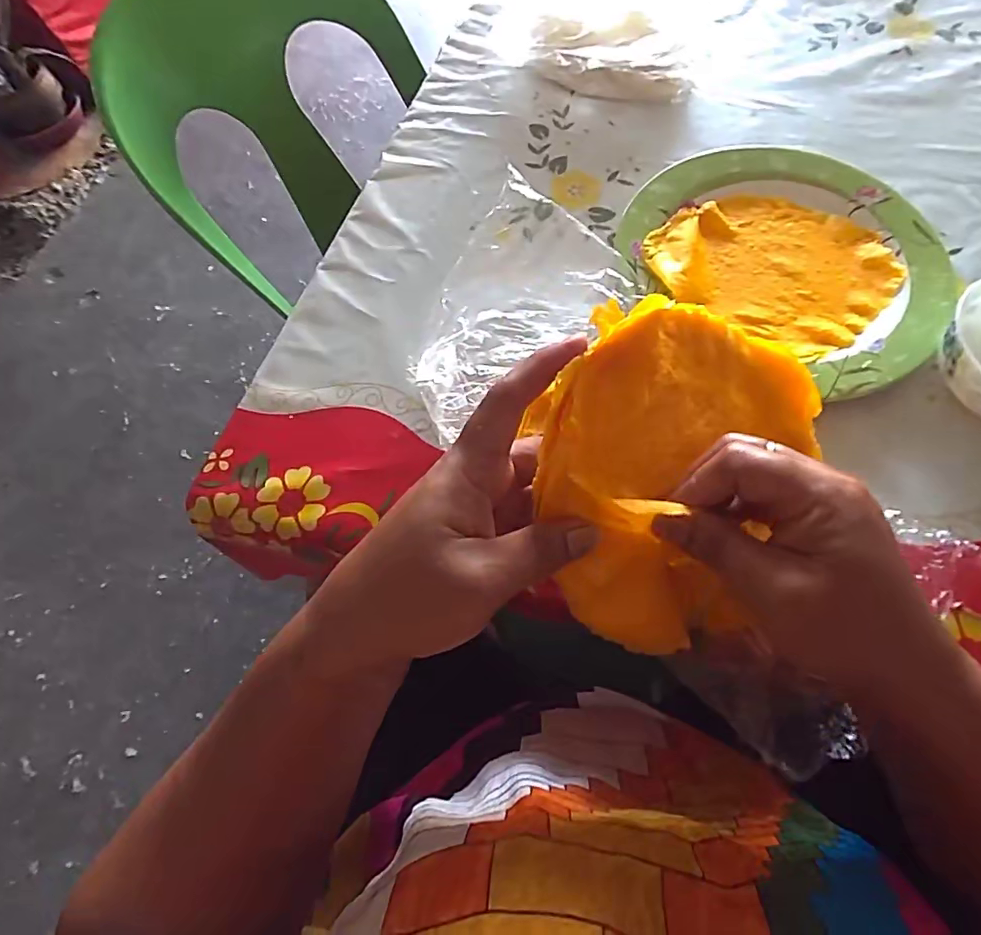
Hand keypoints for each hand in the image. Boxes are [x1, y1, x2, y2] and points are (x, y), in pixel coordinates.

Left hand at [296, 338, 598, 676]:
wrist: (351, 637)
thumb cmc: (408, 597)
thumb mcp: (481, 578)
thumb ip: (540, 552)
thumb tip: (593, 529)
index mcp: (468, 471)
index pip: (506, 402)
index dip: (541, 368)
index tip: (580, 344)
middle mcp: (473, 480)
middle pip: (531, 453)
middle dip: (575, 451)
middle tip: (630, 455)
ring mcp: (472, 509)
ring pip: (529, 489)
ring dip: (565, 497)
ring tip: (618, 502)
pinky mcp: (472, 536)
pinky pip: (520, 520)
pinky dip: (548, 529)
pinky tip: (581, 546)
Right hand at [652, 434, 958, 698]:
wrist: (909, 674)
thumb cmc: (841, 635)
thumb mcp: (771, 592)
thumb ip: (716, 545)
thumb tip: (662, 518)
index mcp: (819, 491)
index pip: (740, 458)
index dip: (696, 483)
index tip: (668, 520)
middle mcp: (827, 480)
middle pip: (750, 455)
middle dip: (705, 484)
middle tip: (678, 523)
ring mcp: (831, 496)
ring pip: (759, 472)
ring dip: (722, 496)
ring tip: (697, 531)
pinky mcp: (830, 516)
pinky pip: (774, 495)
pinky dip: (743, 509)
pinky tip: (729, 537)